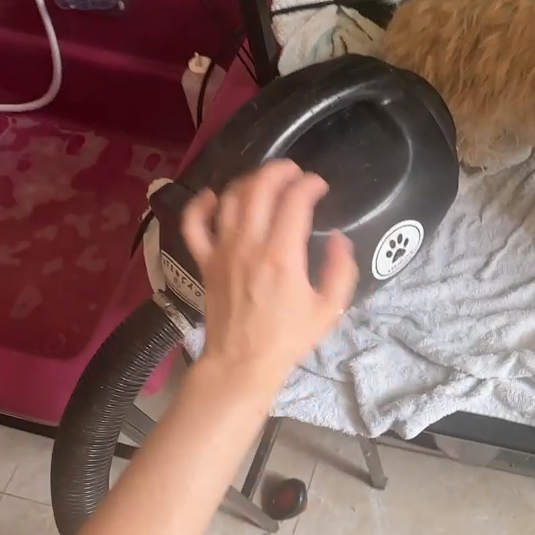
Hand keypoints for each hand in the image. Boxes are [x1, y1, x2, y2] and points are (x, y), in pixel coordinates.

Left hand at [181, 161, 357, 394]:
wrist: (242, 362)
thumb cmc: (287, 338)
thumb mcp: (329, 309)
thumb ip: (340, 270)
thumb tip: (339, 238)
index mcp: (282, 256)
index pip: (295, 201)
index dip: (310, 185)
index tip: (320, 185)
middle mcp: (249, 245)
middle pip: (259, 188)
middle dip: (280, 171)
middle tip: (295, 173)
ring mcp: (222, 251)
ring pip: (230, 198)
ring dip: (249, 181)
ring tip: (266, 182)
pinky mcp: (204, 261)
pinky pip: (194, 224)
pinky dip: (200, 204)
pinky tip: (213, 196)